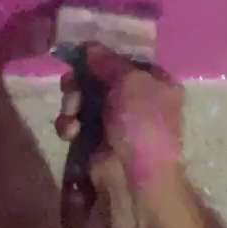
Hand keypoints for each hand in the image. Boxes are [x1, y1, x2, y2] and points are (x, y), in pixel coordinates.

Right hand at [54, 45, 184, 194]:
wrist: (135, 181)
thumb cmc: (141, 124)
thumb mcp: (130, 82)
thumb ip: (107, 61)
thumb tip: (90, 47)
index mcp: (157, 83)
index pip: (126, 60)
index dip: (103, 55)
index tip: (80, 52)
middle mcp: (138, 101)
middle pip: (99, 78)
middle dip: (80, 82)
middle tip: (71, 86)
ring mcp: (115, 122)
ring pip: (83, 100)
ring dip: (71, 104)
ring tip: (72, 115)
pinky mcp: (95, 142)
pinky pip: (76, 123)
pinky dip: (69, 125)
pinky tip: (70, 132)